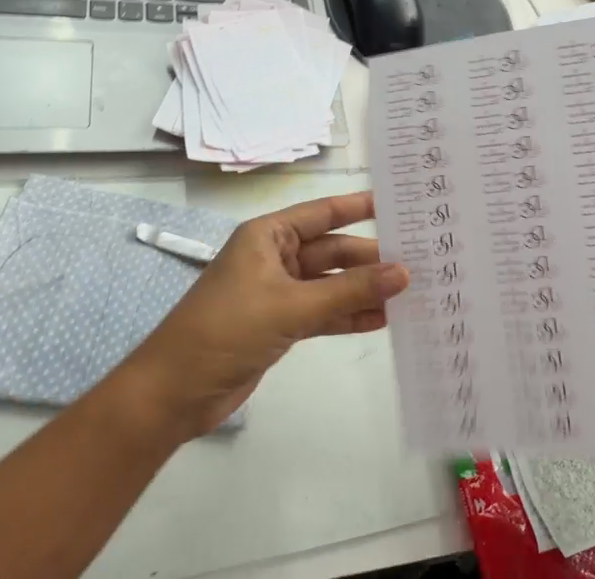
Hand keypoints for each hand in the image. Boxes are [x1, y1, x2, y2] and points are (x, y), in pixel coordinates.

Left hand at [123, 191, 409, 438]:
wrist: (175, 391)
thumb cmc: (226, 330)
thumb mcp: (291, 307)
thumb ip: (348, 291)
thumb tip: (403, 273)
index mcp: (268, 236)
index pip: (322, 213)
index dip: (358, 207)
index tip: (399, 203)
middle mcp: (274, 257)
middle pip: (332, 251)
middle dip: (370, 258)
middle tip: (419, 261)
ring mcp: (277, 293)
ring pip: (330, 284)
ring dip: (364, 290)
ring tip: (411, 293)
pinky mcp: (280, 325)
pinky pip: (323, 313)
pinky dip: (348, 316)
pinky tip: (383, 320)